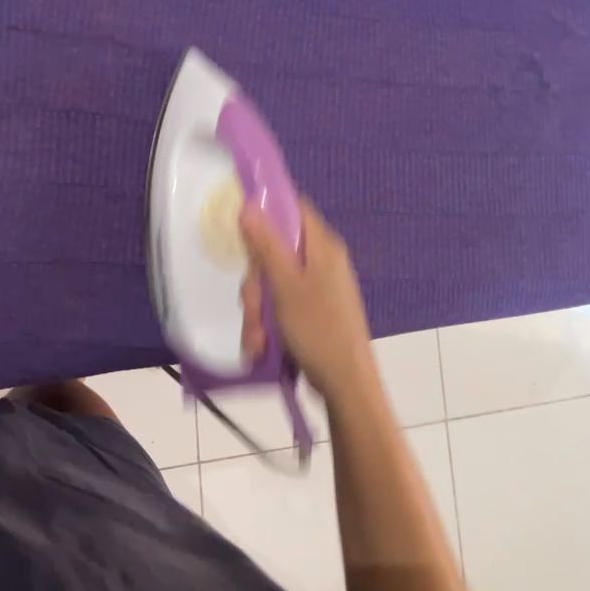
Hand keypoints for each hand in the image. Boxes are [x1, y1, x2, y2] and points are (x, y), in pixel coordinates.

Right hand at [239, 198, 376, 399]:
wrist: (346, 386)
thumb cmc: (318, 331)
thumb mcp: (285, 286)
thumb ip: (266, 245)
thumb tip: (249, 204)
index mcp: (322, 247)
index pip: (293, 209)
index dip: (266, 213)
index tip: (243, 233)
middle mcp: (322, 263)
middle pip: (274, 254)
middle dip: (256, 286)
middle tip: (254, 309)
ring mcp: (318, 290)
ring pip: (272, 286)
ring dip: (259, 315)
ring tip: (258, 341)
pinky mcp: (313, 314)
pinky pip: (281, 309)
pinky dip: (269, 327)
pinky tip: (263, 349)